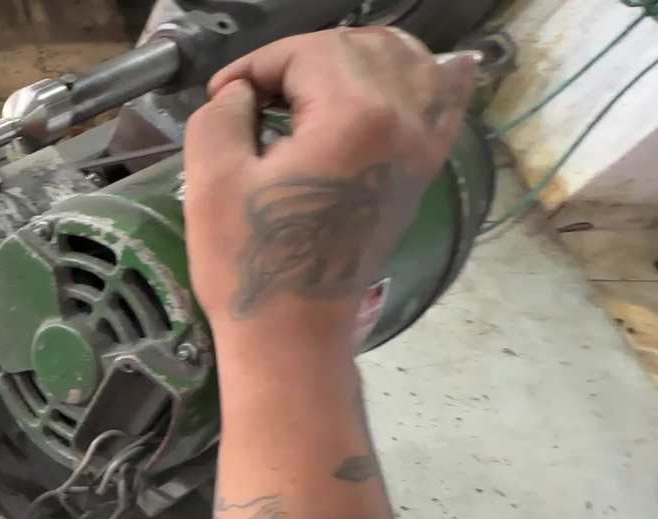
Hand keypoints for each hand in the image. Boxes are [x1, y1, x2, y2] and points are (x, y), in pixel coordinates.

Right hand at [182, 28, 477, 350]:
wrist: (289, 331)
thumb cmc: (246, 263)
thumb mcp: (210, 188)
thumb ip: (218, 123)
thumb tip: (234, 97)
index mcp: (352, 114)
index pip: (307, 52)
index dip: (256, 65)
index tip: (220, 95)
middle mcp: (404, 115)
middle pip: (358, 47)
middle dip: (299, 60)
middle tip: (253, 96)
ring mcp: (421, 143)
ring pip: (406, 60)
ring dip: (353, 59)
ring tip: (308, 87)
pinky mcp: (420, 170)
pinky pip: (447, 100)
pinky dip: (433, 75)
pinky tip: (433, 68)